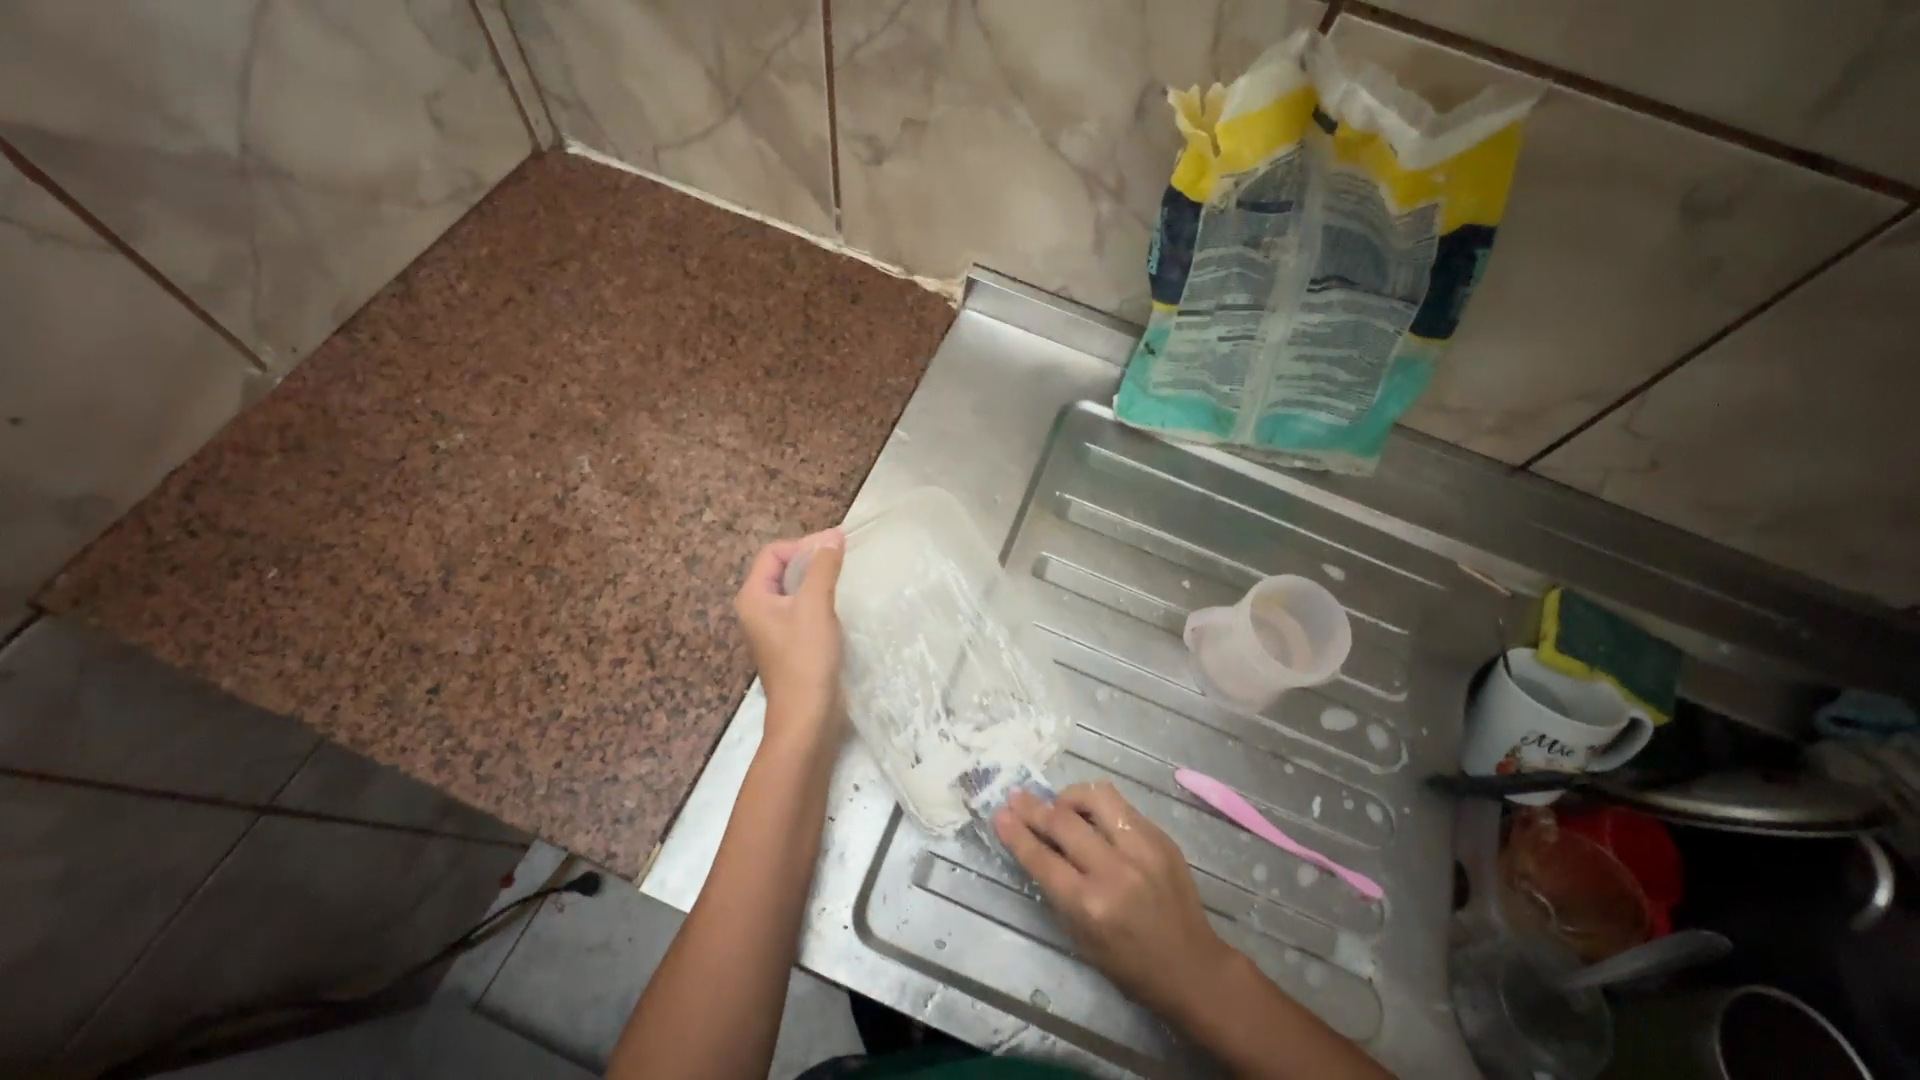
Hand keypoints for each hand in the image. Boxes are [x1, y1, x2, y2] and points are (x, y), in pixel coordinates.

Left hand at [733, 529, 845, 749]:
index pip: (773, 553)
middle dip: (812, 560)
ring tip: (846, 579)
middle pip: (783, 569)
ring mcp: (775, 628)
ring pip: (796, 590)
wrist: (808, 715)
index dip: (803, 545)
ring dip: (819, 581)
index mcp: (753, 597)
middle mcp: (758, 610)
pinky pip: (805, 610)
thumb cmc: (805, 658)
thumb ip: (823, 567)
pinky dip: (822, 601)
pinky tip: (842, 605)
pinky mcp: (792, 644)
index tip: (835, 548)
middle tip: (844, 559)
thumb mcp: (815, 605)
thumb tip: (833, 535)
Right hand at [995, 782, 1238, 1016]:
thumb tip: (1034, 845)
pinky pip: (1123, 808)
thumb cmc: (1128, 964)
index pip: (1042, 858)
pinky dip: (1101, 808)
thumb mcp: (1081, 937)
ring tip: (1060, 805)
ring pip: (1098, 797)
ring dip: (1070, 797)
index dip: (1016, 833)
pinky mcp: (1162, 838)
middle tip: (1018, 798)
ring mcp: (1143, 849)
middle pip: (1064, 822)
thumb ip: (1057, 889)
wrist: (1192, 967)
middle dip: (1034, 808)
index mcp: (1090, 904)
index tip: (1000, 814)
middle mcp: (1115, 870)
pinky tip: (1093, 818)